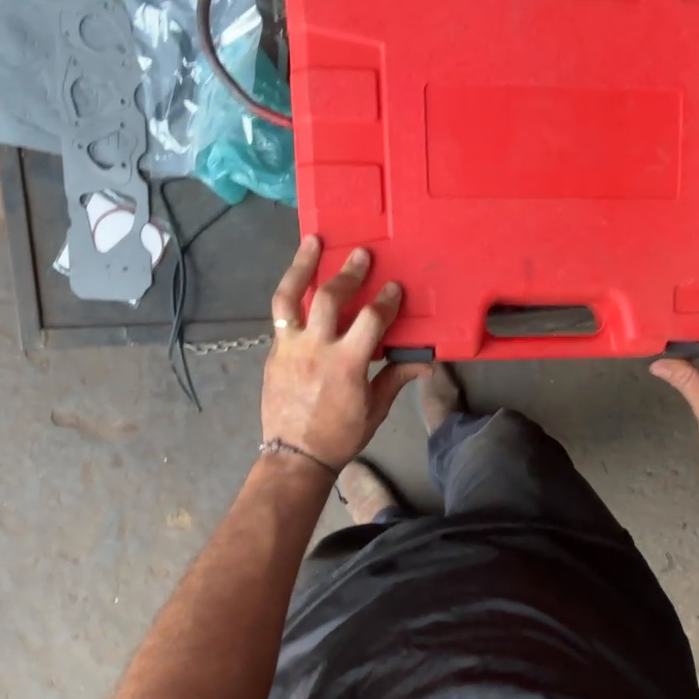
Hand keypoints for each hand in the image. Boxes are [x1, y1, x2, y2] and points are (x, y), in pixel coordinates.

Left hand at [262, 237, 429, 469]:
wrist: (295, 455)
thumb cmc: (340, 435)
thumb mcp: (375, 409)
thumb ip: (396, 378)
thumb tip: (425, 362)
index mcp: (346, 364)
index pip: (370, 320)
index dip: (385, 301)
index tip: (394, 288)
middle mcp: (315, 348)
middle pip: (329, 297)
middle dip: (347, 273)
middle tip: (359, 255)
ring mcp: (289, 347)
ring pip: (289, 296)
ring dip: (301, 266)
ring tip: (311, 242)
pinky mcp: (274, 352)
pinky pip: (280, 316)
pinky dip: (290, 296)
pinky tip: (298, 283)